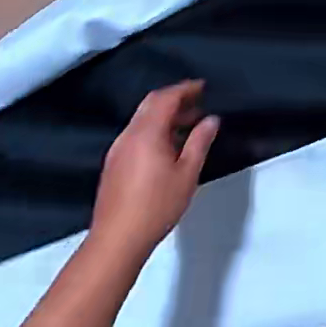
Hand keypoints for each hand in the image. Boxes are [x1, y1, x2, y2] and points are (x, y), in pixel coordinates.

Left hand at [89, 80, 219, 258]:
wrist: (117, 239)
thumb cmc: (156, 206)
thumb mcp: (187, 174)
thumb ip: (200, 142)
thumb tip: (211, 120)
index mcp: (147, 132)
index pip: (166, 98)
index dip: (185, 89)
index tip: (202, 87)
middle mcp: (129, 134)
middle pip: (151, 104)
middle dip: (175, 98)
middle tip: (198, 102)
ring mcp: (118, 148)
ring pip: (142, 119)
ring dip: (165, 115)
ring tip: (189, 124)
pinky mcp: (114, 162)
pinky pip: (136, 133)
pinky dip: (154, 128)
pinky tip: (169, 145)